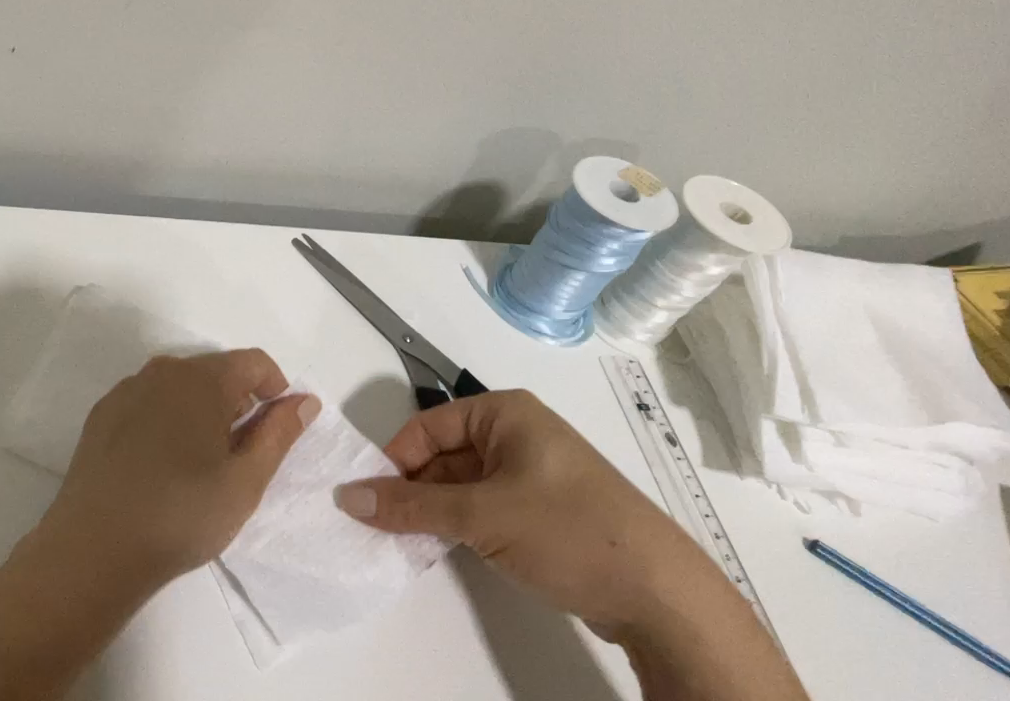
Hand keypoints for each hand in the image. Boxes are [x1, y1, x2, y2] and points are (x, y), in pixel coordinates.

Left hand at [37, 349, 321, 589]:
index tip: (277, 430)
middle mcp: (162, 371)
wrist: (95, 547)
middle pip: (216, 371)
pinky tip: (161, 466)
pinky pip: (148, 402)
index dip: (275, 389)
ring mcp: (127, 390)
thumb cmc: (182, 514)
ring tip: (201, 465)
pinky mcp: (102, 414)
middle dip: (238, 403)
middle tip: (240, 456)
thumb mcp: (246, 481)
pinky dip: (166, 420)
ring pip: (180, 387)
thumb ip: (279, 434)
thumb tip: (304, 401)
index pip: (254, 362)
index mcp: (202, 379)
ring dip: (201, 412)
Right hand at [334, 389, 721, 635]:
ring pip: (463, 484)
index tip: (370, 498)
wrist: (662, 596)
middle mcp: (518, 434)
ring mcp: (533, 474)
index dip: (396, 459)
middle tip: (380, 527)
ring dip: (434, 511)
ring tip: (405, 543)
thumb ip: (411, 507)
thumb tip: (348, 498)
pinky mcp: (544, 511)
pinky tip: (442, 550)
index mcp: (505, 413)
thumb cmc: (568, 531)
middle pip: (443, 454)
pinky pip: (486, 507)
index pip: (428, 425)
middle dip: (413, 489)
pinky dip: (460, 525)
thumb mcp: (481, 516)